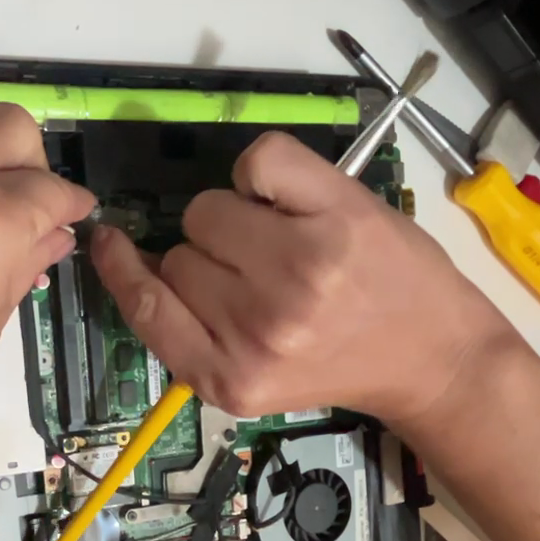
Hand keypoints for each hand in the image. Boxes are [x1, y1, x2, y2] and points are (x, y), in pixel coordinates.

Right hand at [91, 131, 518, 437]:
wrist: (430, 357)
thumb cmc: (333, 365)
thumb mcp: (247, 379)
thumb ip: (189, 334)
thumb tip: (135, 260)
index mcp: (227, 376)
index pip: (145, 307)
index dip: (121, 269)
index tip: (109, 243)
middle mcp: (258, 328)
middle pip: (177, 255)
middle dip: (204, 260)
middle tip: (255, 277)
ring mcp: (300, 268)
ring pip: (208, 210)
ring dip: (232, 218)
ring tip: (279, 242)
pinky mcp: (340, 215)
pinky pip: (258, 160)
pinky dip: (264, 172)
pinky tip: (292, 202)